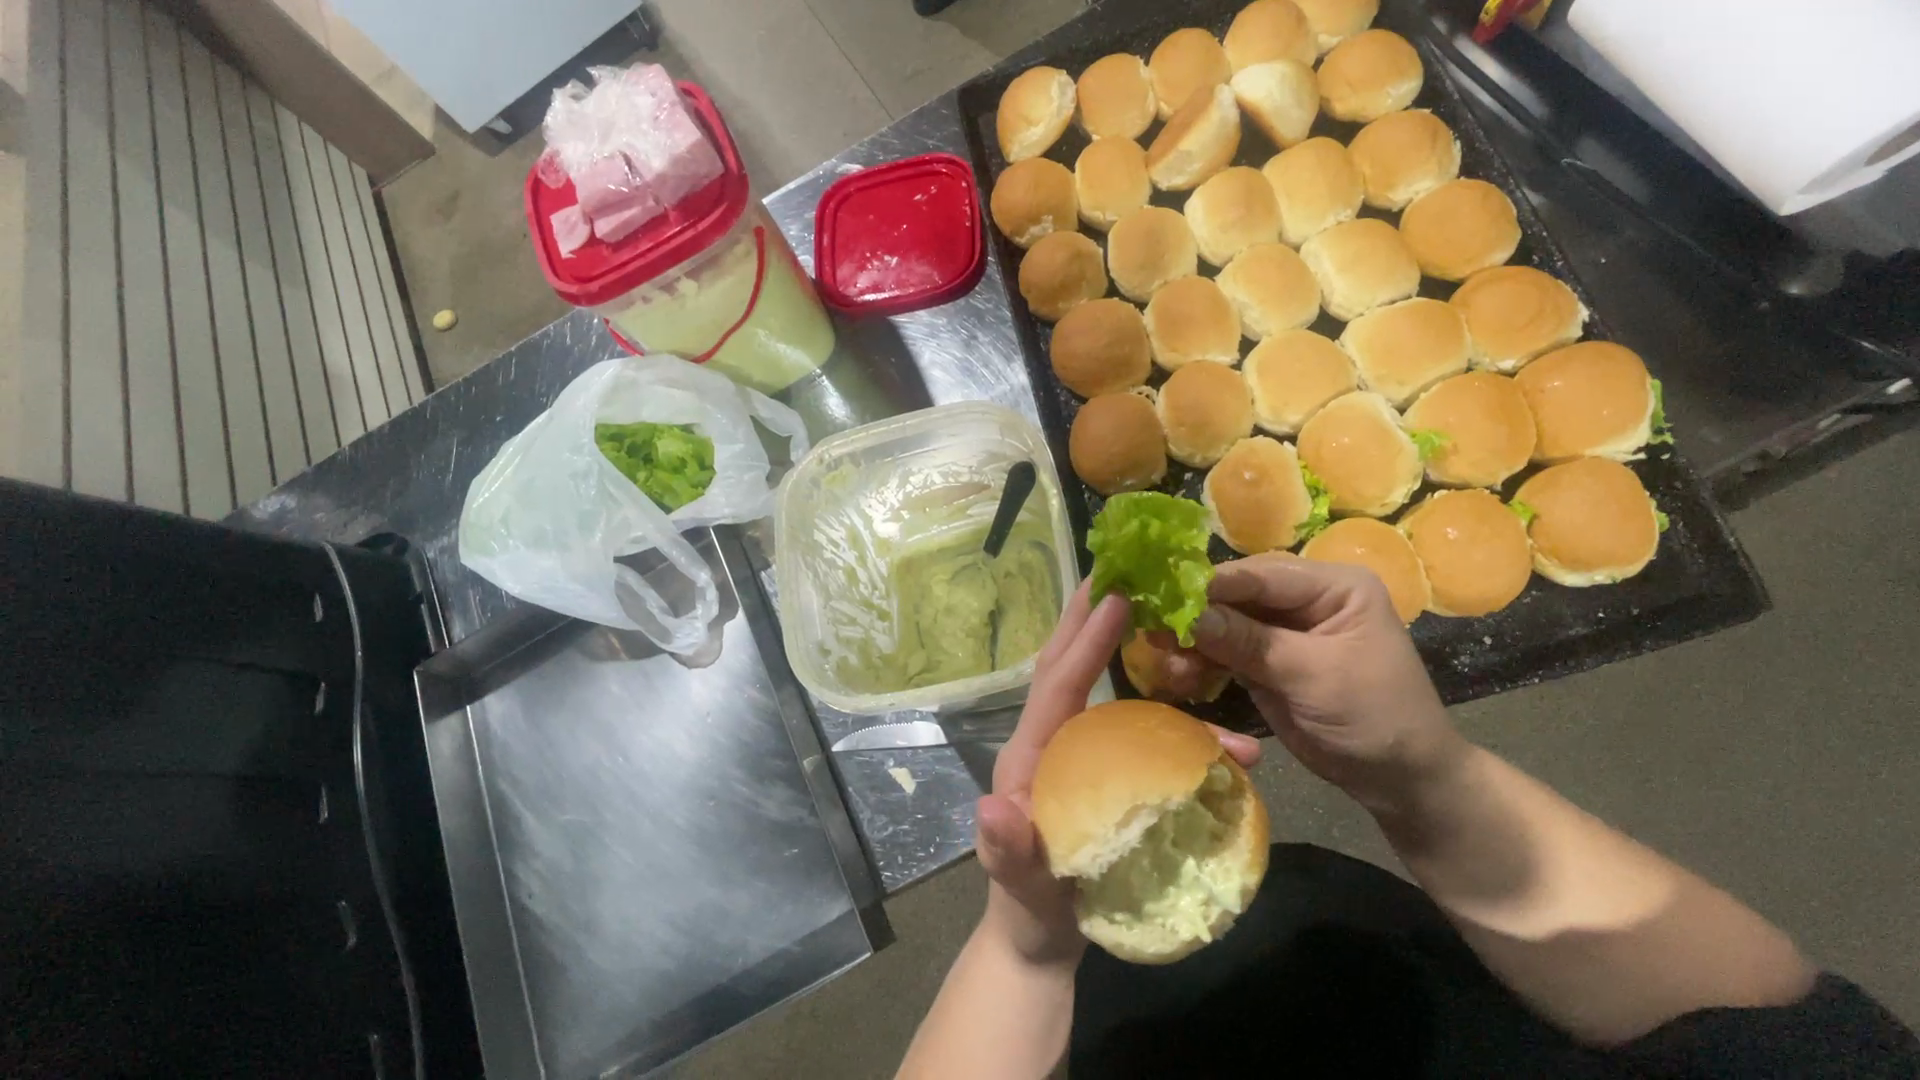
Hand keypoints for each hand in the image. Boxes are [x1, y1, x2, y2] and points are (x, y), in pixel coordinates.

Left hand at [978, 580, 1263, 966]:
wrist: (1039, 941)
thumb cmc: (1026, 909)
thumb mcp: (1017, 887)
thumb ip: (1007, 854)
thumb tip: (993, 806)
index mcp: (1030, 755)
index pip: (1055, 686)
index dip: (1082, 642)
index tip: (1112, 597)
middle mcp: (1053, 744)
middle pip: (1071, 669)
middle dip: (1092, 622)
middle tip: (1125, 573)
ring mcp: (1081, 759)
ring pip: (1116, 701)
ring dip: (1156, 677)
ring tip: (1203, 658)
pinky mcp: (1107, 778)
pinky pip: (1142, 739)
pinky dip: (1183, 733)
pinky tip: (1227, 745)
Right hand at [1167, 554, 1466, 814]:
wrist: (1398, 779)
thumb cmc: (1373, 716)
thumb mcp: (1313, 675)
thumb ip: (1249, 641)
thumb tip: (1188, 615)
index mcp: (1333, 586)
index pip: (1263, 574)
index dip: (1213, 583)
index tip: (1165, 592)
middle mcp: (1305, 599)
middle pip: (1237, 593)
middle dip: (1197, 611)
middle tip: (1154, 625)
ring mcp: (1284, 630)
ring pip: (1224, 621)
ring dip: (1193, 638)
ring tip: (1161, 654)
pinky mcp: (1267, 660)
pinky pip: (1224, 649)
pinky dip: (1201, 660)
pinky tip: (1177, 672)